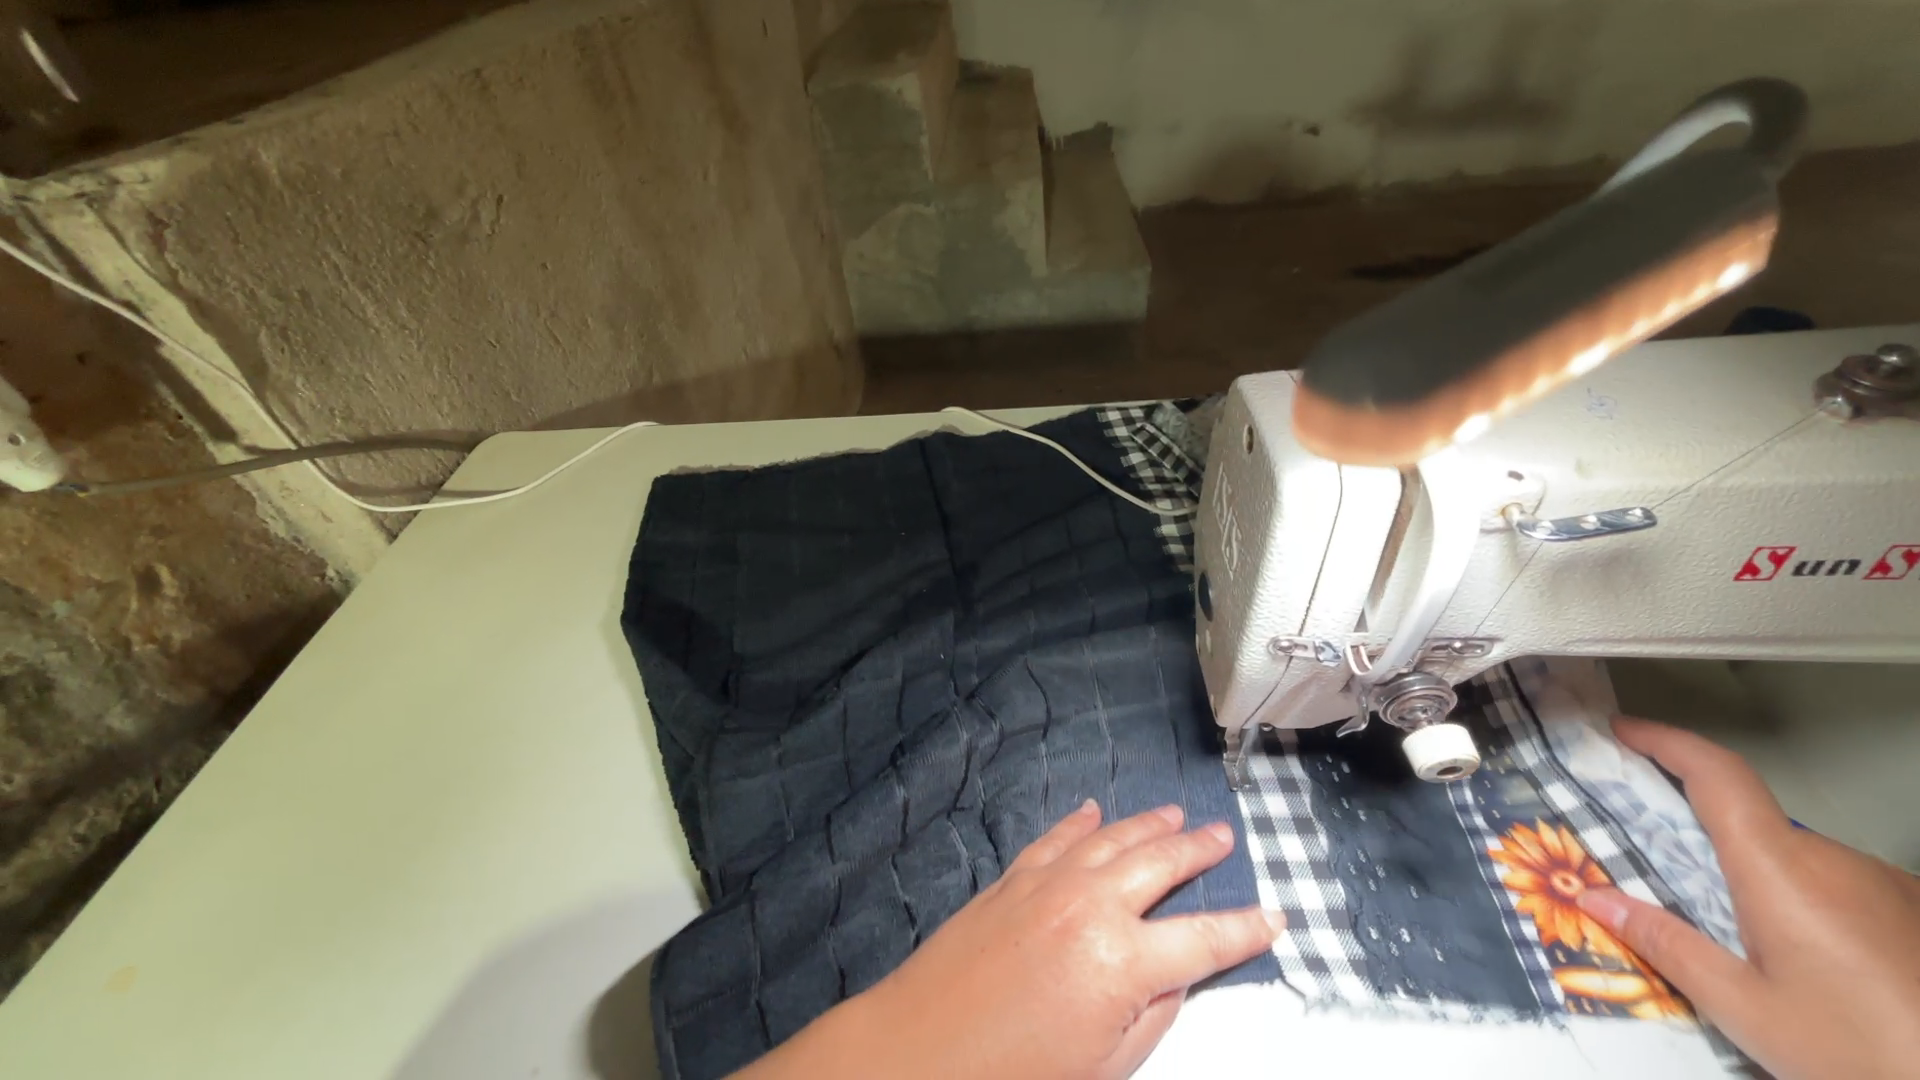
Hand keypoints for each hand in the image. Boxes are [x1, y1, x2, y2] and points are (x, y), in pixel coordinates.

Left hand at [736, 801, 1284, 1079]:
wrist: (919, 1045)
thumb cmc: (1015, 1071)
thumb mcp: (1104, 1064)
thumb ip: (1152, 1015)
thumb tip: (1175, 977)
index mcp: (1123, 962)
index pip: (1205, 940)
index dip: (1246, 928)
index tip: (1277, 913)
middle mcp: (1092, 906)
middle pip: (1161, 865)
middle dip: (1199, 851)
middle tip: (1225, 835)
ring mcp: (1049, 883)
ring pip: (1112, 839)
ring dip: (1147, 824)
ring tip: (1176, 814)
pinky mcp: (1013, 877)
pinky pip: (1055, 837)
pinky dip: (1079, 822)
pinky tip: (1093, 810)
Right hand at [1576, 716, 1919, 1079]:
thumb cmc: (1863, 1051)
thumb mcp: (1747, 1010)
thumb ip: (1667, 945)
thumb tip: (1595, 899)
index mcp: (1782, 868)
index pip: (1717, 775)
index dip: (1665, 742)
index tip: (1621, 732)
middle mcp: (1836, 860)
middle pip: (1750, 823)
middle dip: (1696, 833)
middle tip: (1648, 861)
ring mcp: (1889, 886)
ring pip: (1794, 859)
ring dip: (1751, 875)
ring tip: (1730, 934)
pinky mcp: (1918, 914)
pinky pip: (1838, 887)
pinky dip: (1799, 901)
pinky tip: (1803, 960)